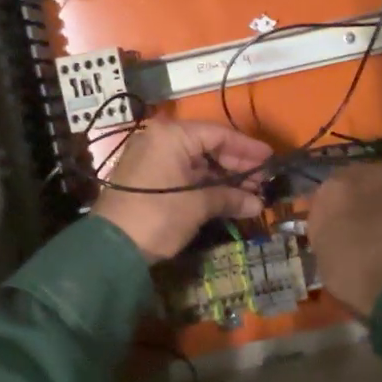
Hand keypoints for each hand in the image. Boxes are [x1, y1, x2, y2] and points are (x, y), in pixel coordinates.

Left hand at [91, 119, 274, 261]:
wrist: (111, 247)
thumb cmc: (158, 216)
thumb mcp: (197, 206)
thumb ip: (230, 198)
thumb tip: (258, 203)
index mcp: (172, 136)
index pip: (219, 134)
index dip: (247, 148)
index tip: (270, 159)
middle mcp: (159, 139)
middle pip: (207, 146)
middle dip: (236, 165)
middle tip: (262, 180)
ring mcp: (151, 158)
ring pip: (196, 162)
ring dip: (222, 177)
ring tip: (250, 192)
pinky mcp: (146, 178)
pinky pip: (182, 173)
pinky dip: (204, 184)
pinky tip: (226, 197)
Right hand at [309, 159, 381, 317]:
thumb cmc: (353, 273)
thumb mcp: (329, 261)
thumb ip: (335, 239)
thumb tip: (346, 239)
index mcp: (326, 194)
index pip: (335, 198)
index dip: (348, 214)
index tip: (357, 231)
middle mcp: (354, 173)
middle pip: (365, 183)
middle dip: (374, 201)